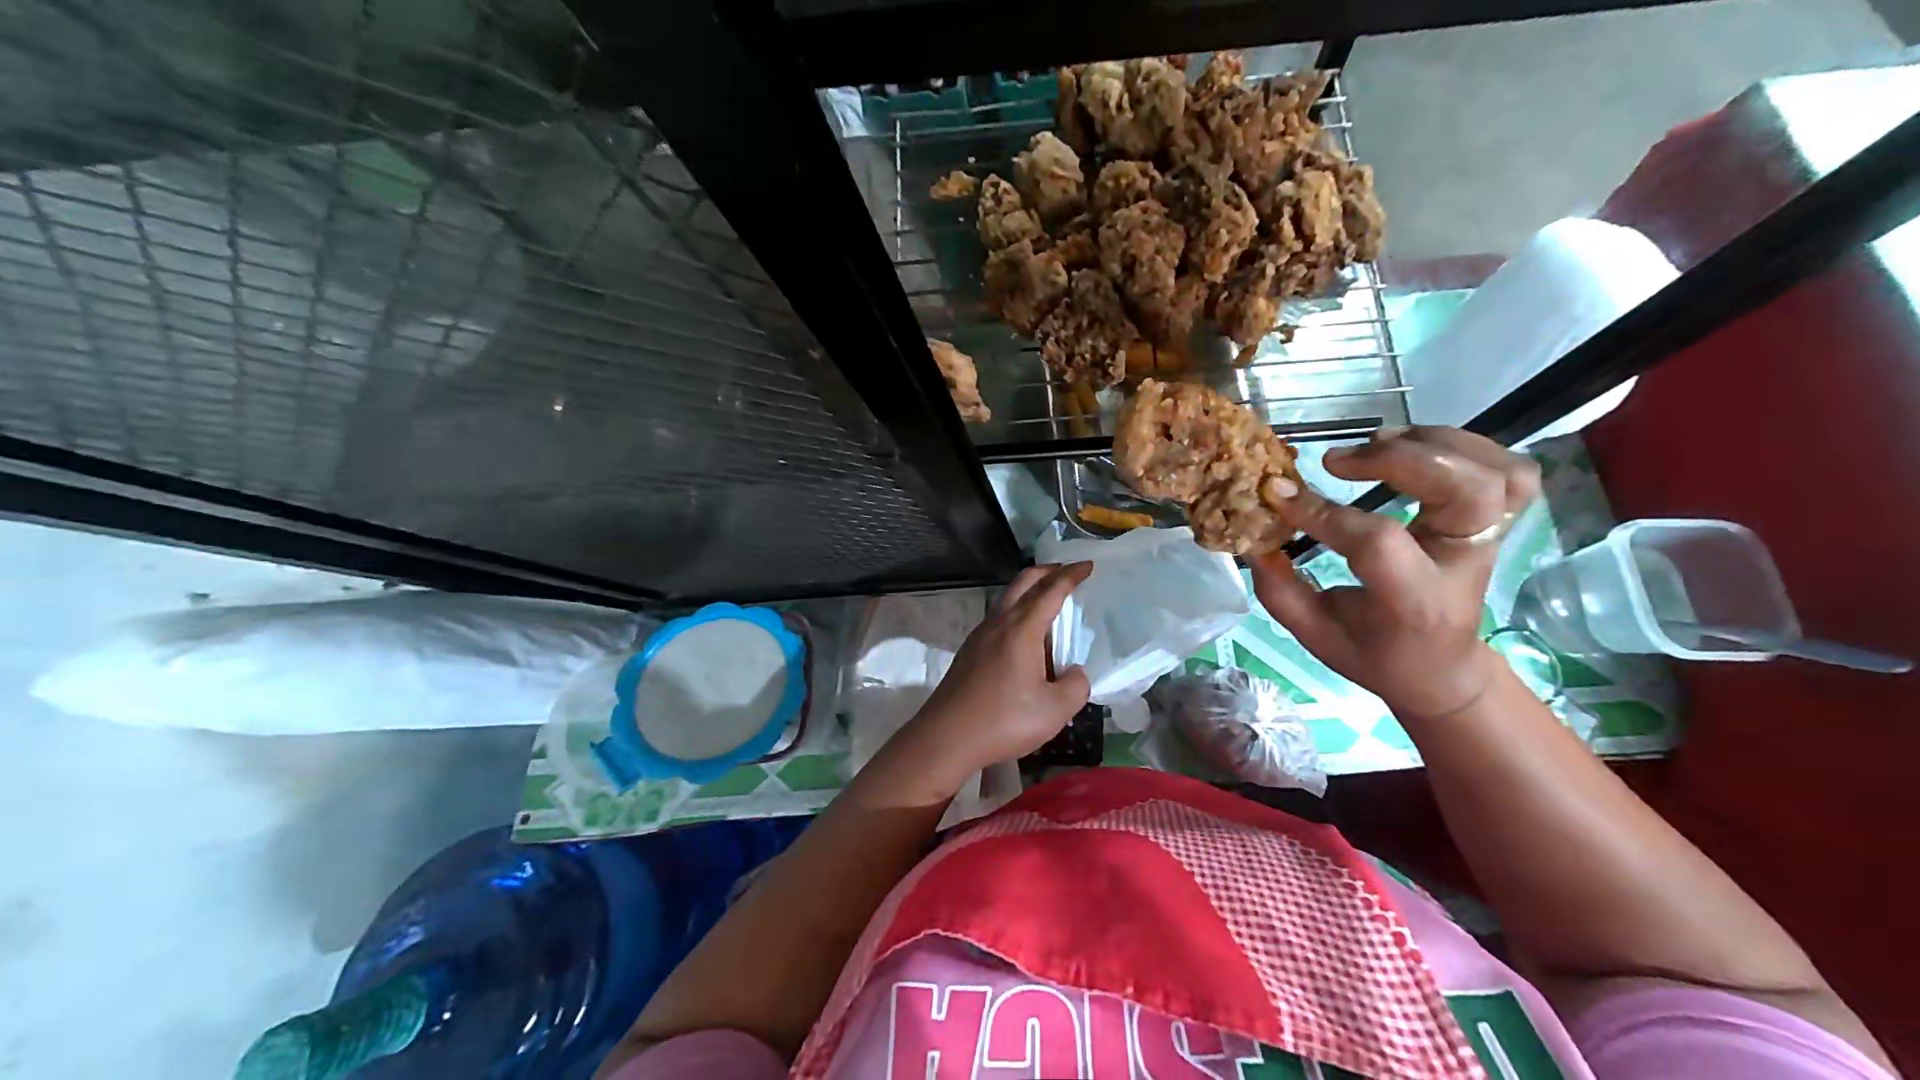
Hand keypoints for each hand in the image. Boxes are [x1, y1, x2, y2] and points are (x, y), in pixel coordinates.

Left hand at [885, 562, 1092, 795]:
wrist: (946, 737)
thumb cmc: (1004, 720)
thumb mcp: (1055, 710)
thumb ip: (1075, 687)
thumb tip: (1075, 673)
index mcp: (1022, 629)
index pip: (1051, 591)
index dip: (1071, 575)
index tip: (1087, 565)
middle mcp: (998, 624)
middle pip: (1022, 583)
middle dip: (1046, 572)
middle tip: (1065, 572)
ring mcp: (979, 637)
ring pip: (1006, 600)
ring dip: (1028, 592)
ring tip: (1047, 603)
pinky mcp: (969, 653)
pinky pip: (997, 620)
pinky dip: (1015, 613)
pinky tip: (1024, 637)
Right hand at [1248, 426, 1540, 720]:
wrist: (1442, 669)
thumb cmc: (1373, 655)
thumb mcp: (1314, 636)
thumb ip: (1280, 590)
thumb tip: (1254, 537)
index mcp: (1415, 602)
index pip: (1377, 541)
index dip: (1323, 511)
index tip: (1278, 493)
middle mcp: (1461, 564)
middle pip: (1464, 490)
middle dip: (1398, 460)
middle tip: (1338, 461)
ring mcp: (1489, 540)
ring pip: (1496, 472)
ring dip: (1433, 443)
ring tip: (1377, 443)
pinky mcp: (1497, 523)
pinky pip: (1509, 470)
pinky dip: (1466, 446)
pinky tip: (1415, 446)